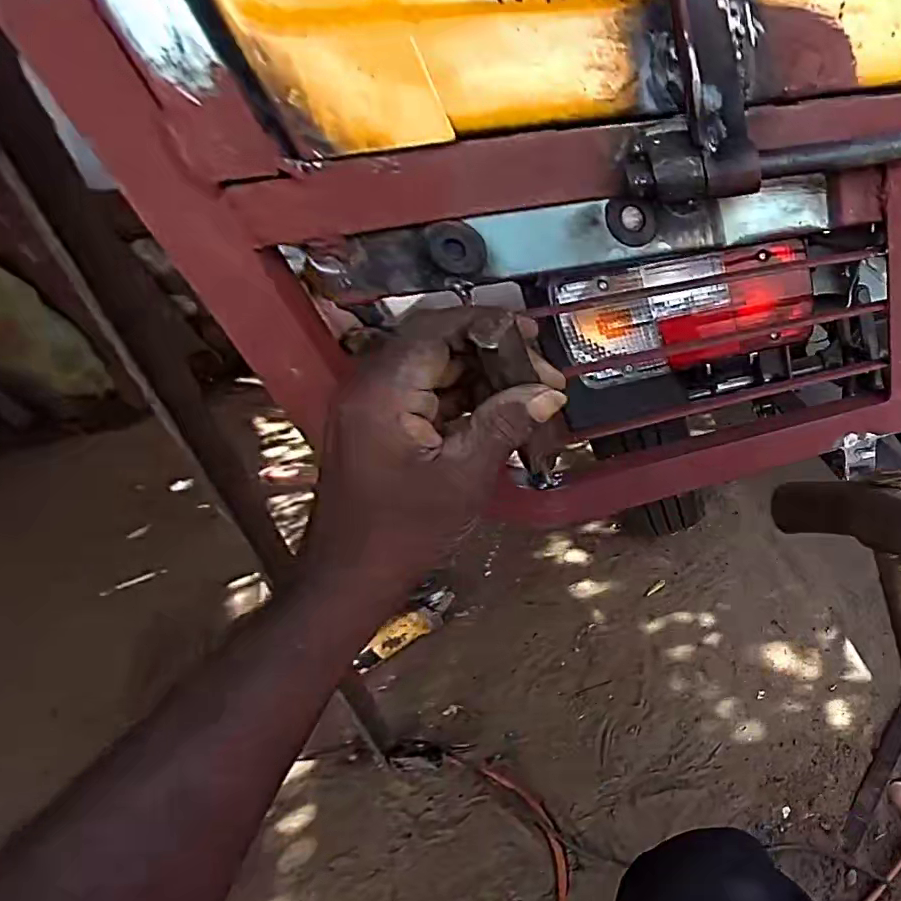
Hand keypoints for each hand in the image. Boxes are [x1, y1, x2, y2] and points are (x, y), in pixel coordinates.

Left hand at [298, 307, 567, 605]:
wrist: (352, 576)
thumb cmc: (405, 531)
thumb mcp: (464, 476)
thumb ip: (504, 425)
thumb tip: (548, 393)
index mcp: (384, 391)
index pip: (437, 329)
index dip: (489, 324)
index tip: (532, 334)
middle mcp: (371, 386)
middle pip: (436, 342)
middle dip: (492, 350)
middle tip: (539, 372)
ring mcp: (374, 405)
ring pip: (435, 367)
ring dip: (482, 374)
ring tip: (529, 392)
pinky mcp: (381, 424)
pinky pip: (428, 393)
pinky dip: (465, 396)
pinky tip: (501, 411)